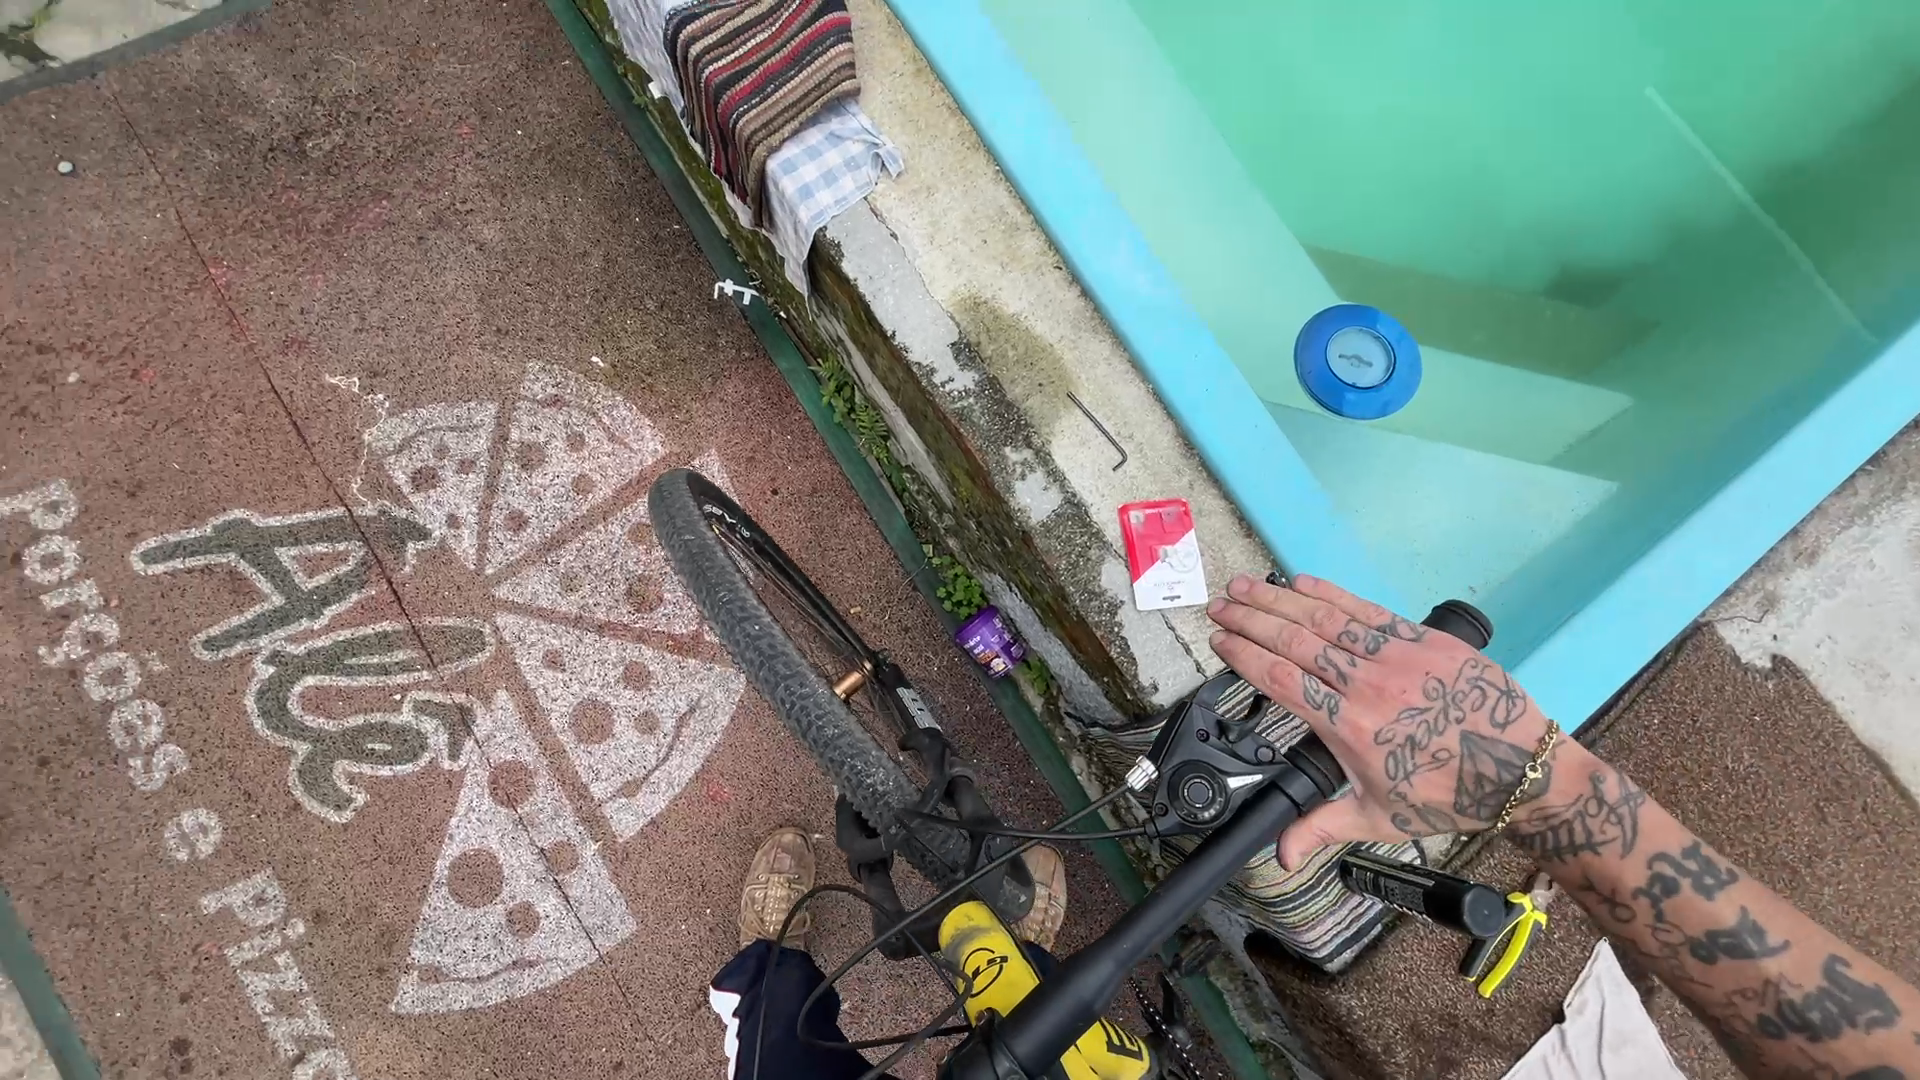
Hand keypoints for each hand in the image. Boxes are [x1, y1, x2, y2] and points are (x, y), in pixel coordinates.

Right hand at [1206, 574, 1559, 869]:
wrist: (1527, 774)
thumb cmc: (1447, 797)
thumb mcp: (1380, 818)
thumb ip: (1322, 828)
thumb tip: (1281, 857)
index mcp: (1350, 727)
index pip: (1280, 679)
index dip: (1243, 655)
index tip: (1218, 640)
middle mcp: (1367, 686)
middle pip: (1292, 641)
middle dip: (1248, 619)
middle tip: (1218, 605)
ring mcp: (1397, 657)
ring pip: (1323, 619)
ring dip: (1276, 599)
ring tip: (1242, 585)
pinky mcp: (1424, 640)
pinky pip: (1367, 610)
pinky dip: (1329, 594)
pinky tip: (1299, 582)